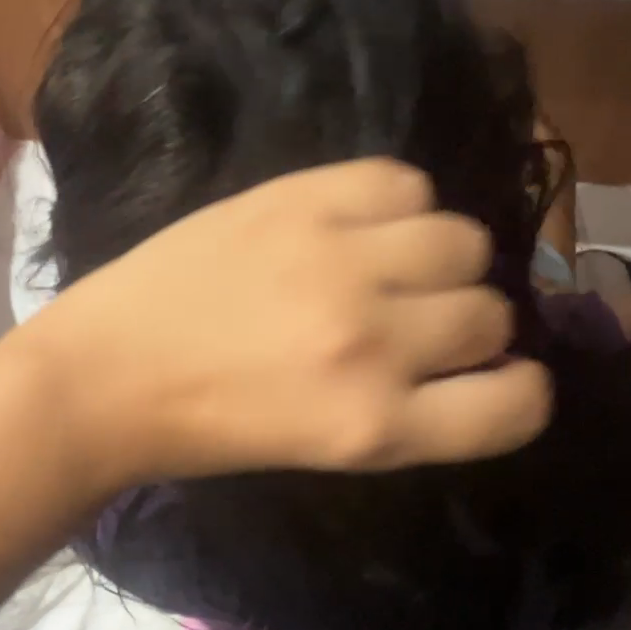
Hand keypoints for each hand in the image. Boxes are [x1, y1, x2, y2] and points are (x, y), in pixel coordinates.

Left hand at [13, 159, 552, 486]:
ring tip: (392, 263)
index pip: (516, 404)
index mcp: (376, 426)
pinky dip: (399, 203)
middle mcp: (373, 341)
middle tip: (419, 319)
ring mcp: (338, 260)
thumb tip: (487, 354)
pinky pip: (405, 181)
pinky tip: (361, 223)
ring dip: (442, 258)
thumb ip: (417, 408)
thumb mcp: (332, 448)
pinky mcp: (301, 198)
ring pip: (465, 238)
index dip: (520, 388)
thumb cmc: (218, 425)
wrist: (109, 373)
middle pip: (491, 312)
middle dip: (468, 321)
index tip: (499, 375)